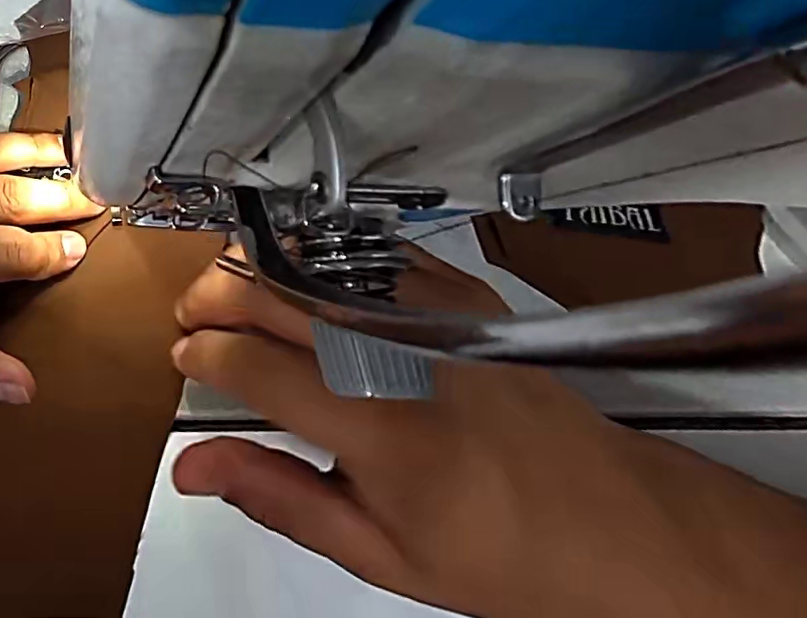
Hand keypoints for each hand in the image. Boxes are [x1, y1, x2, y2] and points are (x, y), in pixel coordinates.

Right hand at [168, 249, 806, 617]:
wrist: (623, 526)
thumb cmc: (495, 558)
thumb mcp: (378, 554)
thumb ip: (274, 495)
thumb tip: (189, 464)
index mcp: (376, 430)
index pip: (252, 364)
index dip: (200, 355)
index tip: (182, 360)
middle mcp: (396, 352)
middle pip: (269, 290)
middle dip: (209, 296)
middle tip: (192, 320)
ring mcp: (430, 307)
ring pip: (307, 255)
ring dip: (252, 268)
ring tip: (233, 298)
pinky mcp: (456, 287)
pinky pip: (359, 249)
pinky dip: (312, 257)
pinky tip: (300, 283)